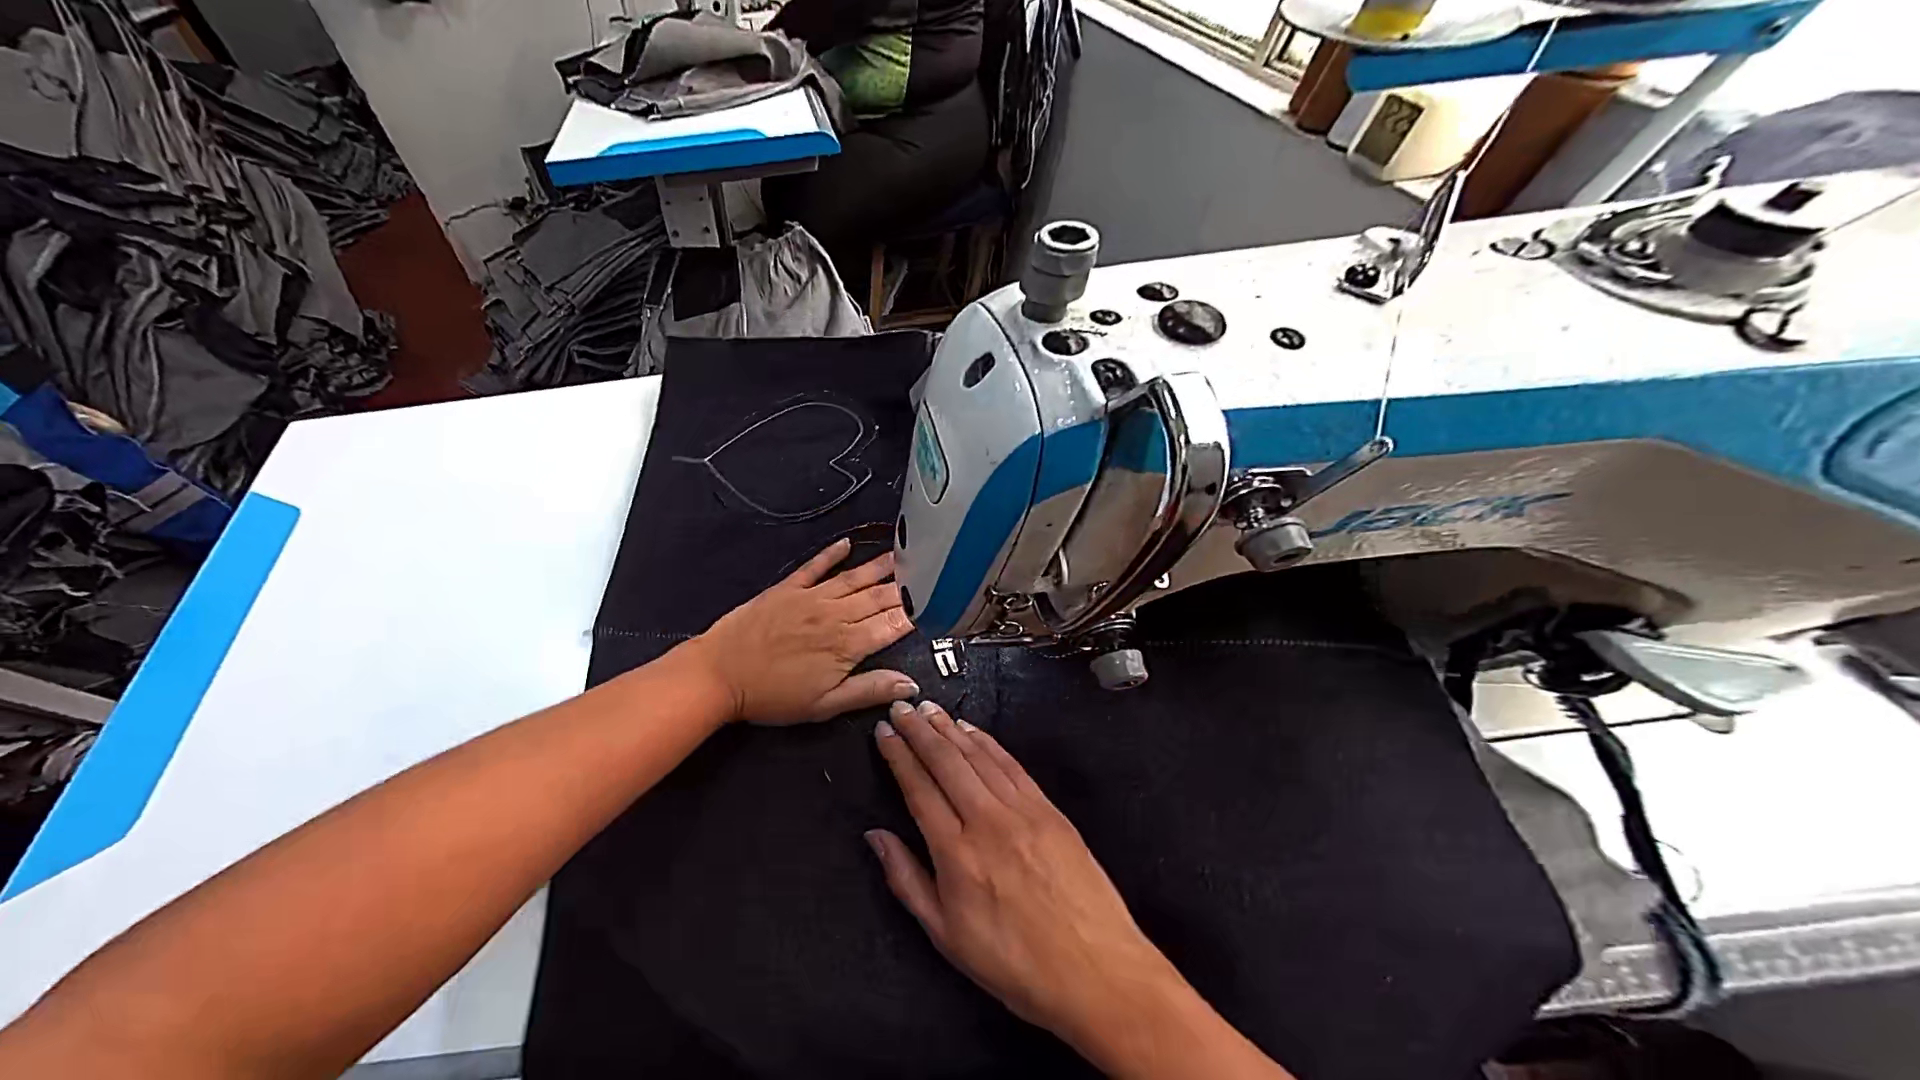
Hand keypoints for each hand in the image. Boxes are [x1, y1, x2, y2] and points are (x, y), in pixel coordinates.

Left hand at [677, 538, 916, 725]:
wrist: (719, 674)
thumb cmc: (773, 697)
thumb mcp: (824, 705)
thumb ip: (869, 690)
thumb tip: (910, 685)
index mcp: (848, 645)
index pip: (892, 624)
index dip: (915, 614)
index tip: (935, 603)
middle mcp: (835, 615)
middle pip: (878, 597)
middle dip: (905, 586)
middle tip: (927, 572)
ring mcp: (811, 597)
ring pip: (854, 578)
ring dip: (879, 566)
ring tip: (902, 554)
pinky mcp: (787, 588)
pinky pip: (815, 566)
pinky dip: (832, 554)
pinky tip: (847, 544)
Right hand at [864, 701, 1188, 1046]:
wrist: (1095, 970)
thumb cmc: (1016, 963)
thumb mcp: (946, 936)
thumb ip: (906, 880)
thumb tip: (876, 837)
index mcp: (957, 854)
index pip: (919, 788)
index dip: (898, 756)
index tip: (885, 732)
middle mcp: (987, 822)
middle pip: (946, 762)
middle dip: (920, 731)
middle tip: (901, 708)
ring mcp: (1023, 811)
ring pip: (978, 756)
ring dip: (951, 729)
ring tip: (930, 711)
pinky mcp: (1049, 809)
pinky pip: (1012, 765)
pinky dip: (989, 743)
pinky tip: (973, 732)